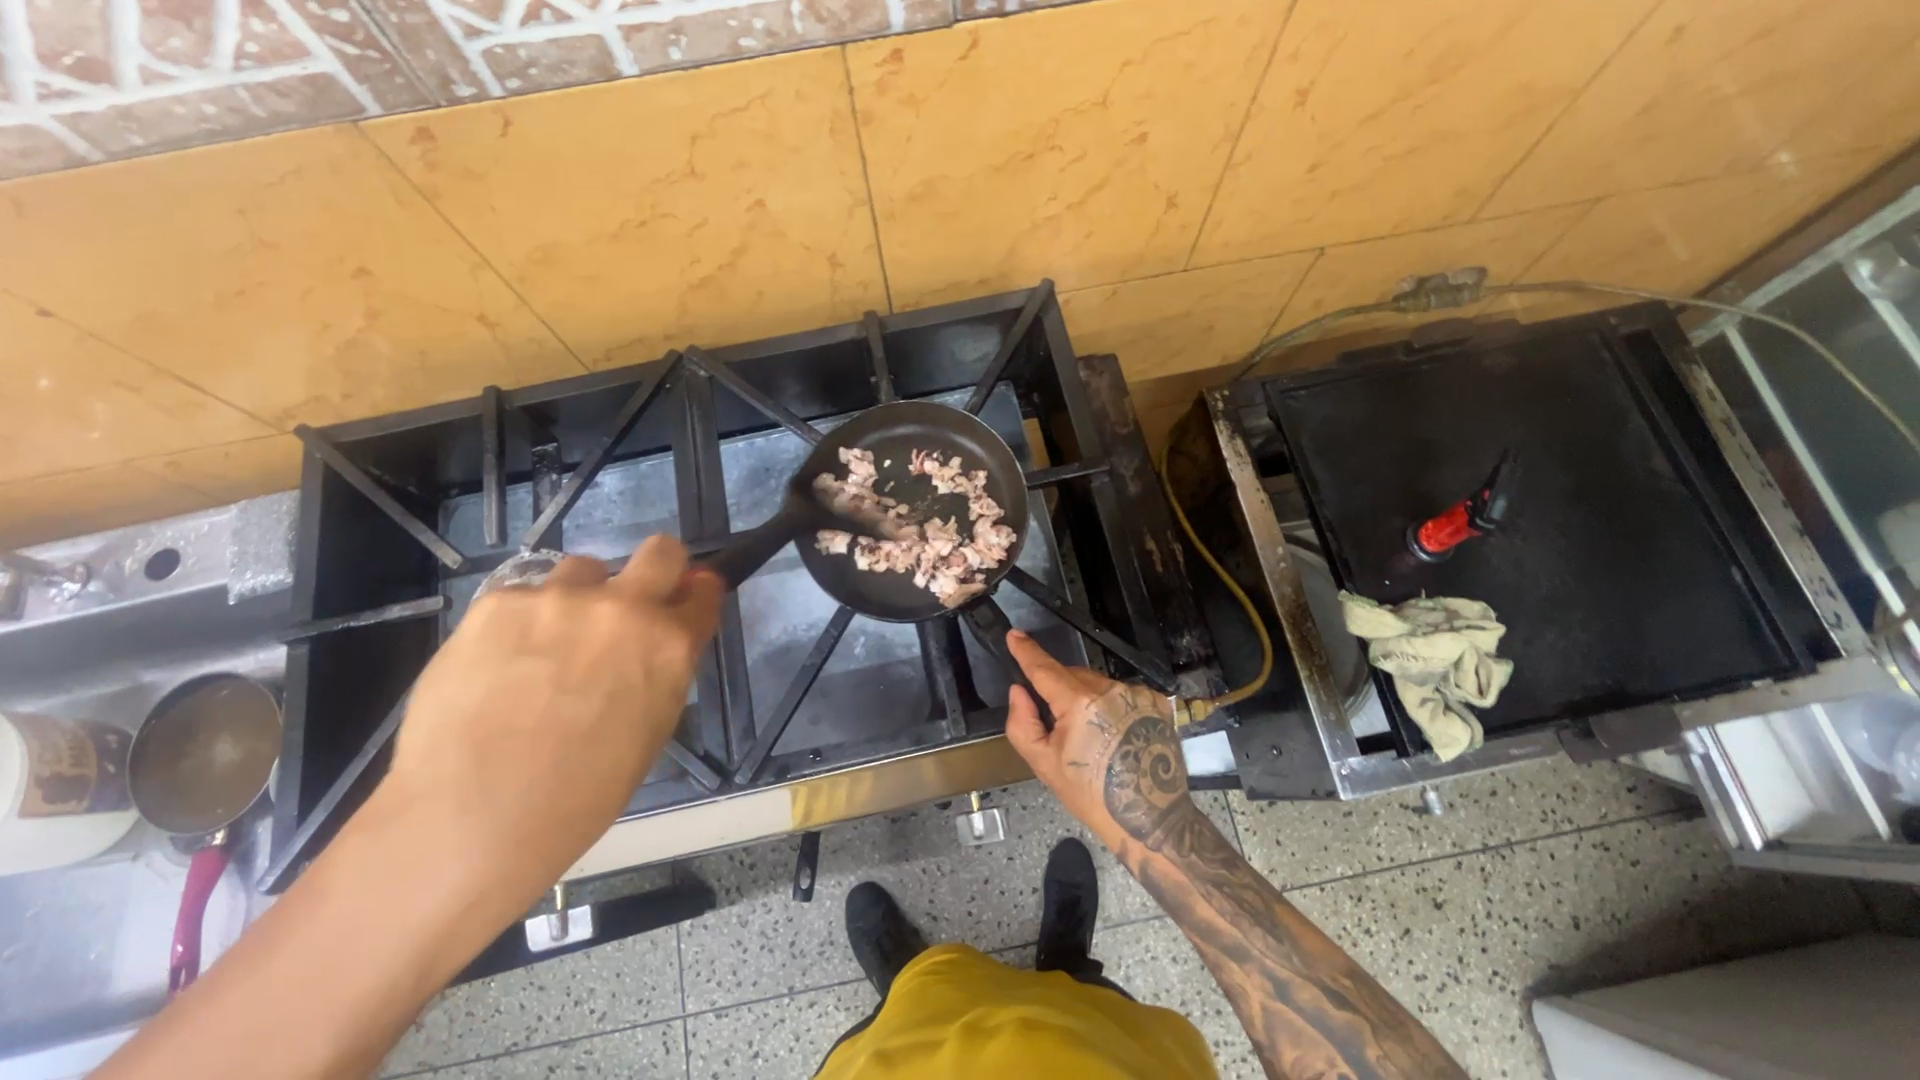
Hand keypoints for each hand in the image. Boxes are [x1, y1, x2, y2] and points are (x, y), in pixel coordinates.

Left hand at [382, 535, 722, 902]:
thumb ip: (659, 672)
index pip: (703, 592)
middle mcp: (624, 608)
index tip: (682, 602)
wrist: (476, 814)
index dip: (694, 595)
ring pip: (583, 569)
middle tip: (627, 607)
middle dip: (655, 570)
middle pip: (661, 551)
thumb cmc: (579, 796)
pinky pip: (523, 595)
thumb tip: (655, 644)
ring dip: (578, 598)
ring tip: (545, 647)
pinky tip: (499, 665)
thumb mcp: (649, 732)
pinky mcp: (499, 601)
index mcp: (671, 647)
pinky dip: (520, 621)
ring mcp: (559, 598)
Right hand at [1003, 630, 1191, 852]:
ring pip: (1097, 684)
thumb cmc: (1091, 793)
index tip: (1014, 635)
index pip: (1045, 669)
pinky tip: (1114, 735)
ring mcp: (1137, 693)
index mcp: (1080, 704)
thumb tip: (1019, 690)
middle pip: (1072, 676)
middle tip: (1056, 725)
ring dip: (1086, 699)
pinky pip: (1120, 693)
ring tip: (1091, 739)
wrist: (1149, 816)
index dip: (1026, 651)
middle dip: (1058, 690)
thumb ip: (1022, 723)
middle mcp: (1111, 689)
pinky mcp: (1155, 701)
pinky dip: (1110, 706)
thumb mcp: (1044, 764)